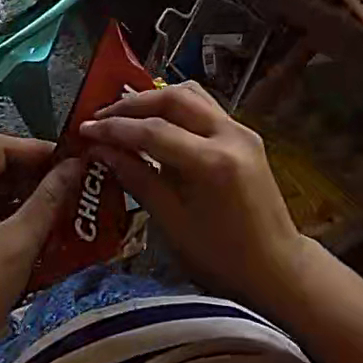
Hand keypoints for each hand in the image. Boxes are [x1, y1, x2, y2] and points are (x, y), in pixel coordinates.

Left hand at [0, 135, 81, 362]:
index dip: (39, 150)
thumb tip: (76, 165)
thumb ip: (48, 199)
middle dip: (34, 172)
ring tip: (65, 197)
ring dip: (24, 191)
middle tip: (75, 179)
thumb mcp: (17, 245)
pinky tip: (40, 218)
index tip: (75, 160)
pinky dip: (8, 210)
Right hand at [79, 82, 313, 306]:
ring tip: (124, 115)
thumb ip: (137, 179)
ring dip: (155, 99)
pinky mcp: (245, 136)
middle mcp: (230, 135)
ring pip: (192, 95)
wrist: (276, 267)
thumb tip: (101, 152)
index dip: (115, 128)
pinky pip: (205, 108)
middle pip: (173, 98)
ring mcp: (241, 131)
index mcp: (212, 162)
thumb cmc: (221, 256)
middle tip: (101, 117)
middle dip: (132, 104)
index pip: (153, 131)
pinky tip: (155, 123)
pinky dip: (176, 108)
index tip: (85, 129)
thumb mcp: (172, 222)